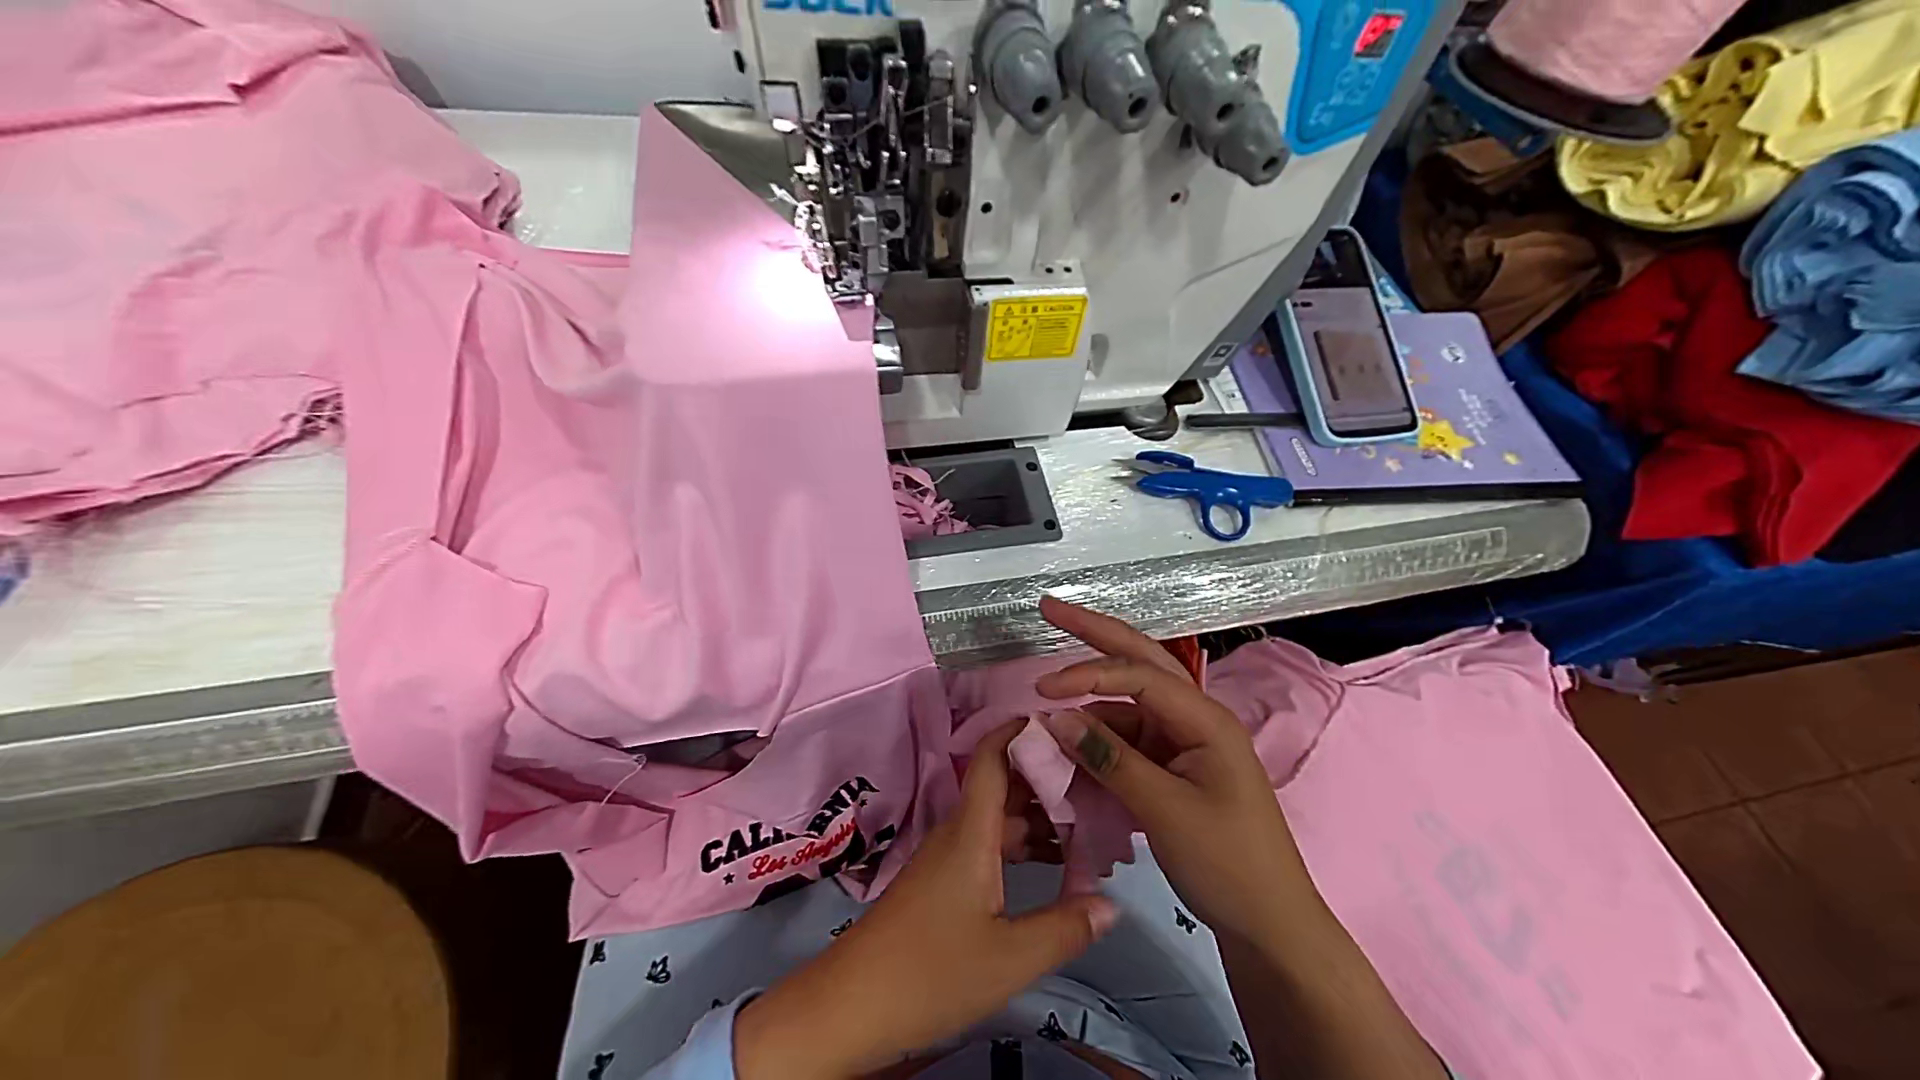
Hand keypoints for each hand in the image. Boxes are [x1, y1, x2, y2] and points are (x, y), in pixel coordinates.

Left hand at [734, 720, 1118, 1079]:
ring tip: (1091, 822)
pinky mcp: (945, 882)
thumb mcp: (1010, 957)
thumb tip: (1112, 904)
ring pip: (999, 820)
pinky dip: (1023, 846)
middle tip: (1100, 778)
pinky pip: (990, 846)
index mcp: (971, 832)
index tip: (1062, 722)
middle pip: (1004, 787)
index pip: (992, 759)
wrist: (853, 1005)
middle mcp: (959, 833)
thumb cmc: (931, 972)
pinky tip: (1055, 866)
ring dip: (1040, 817)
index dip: (1020, 731)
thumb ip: (1065, 927)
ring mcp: (949, 858)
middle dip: (1048, 778)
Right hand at [1032, 596, 1319, 947]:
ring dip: (1088, 704)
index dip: (1088, 674)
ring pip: (1125, 706)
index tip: (1042, 690)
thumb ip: (1109, 759)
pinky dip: (1095, 742)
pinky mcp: (1171, 768)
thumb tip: (1055, 719)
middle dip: (1095, 633)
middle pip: (1140, 661)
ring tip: (1045, 705)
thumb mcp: (1165, 810)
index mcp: (1205, 719)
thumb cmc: (1228, 863)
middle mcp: (1193, 719)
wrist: (1269, 924)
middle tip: (1050, 607)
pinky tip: (1068, 749)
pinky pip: (1124, 742)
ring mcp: (1181, 743)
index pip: (1139, 675)